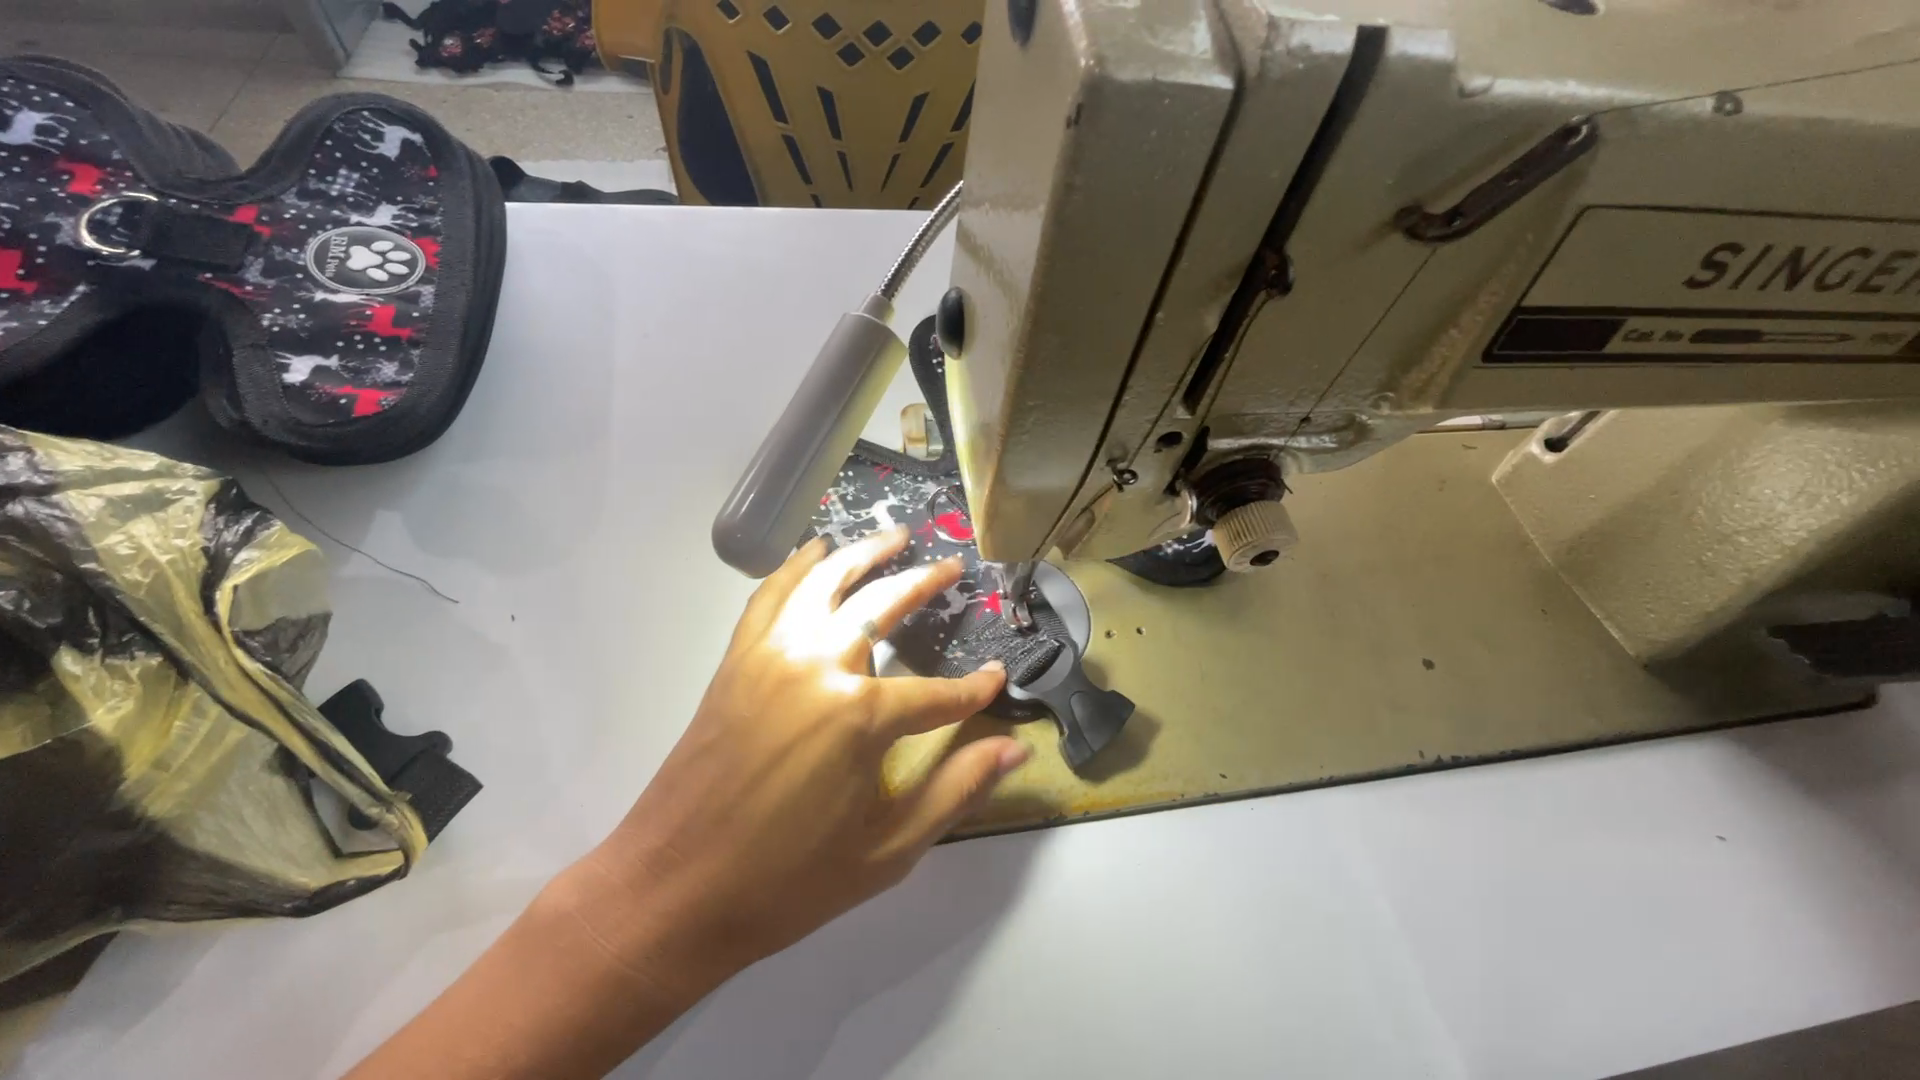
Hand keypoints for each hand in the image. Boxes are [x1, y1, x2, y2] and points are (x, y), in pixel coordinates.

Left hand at [580, 528, 1024, 990]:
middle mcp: (818, 666)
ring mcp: (770, 656)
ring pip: (823, 583)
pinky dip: (794, 569)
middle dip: (922, 583)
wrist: (673, 889)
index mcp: (861, 716)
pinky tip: (812, 554)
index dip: (974, 689)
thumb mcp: (887, 851)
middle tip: (952, 565)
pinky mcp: (735, 662)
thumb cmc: (787, 882)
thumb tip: (1015, 749)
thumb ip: (955, 791)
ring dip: (861, 553)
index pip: (938, 694)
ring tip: (893, 535)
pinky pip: (769, 598)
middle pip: (880, 606)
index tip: (998, 677)